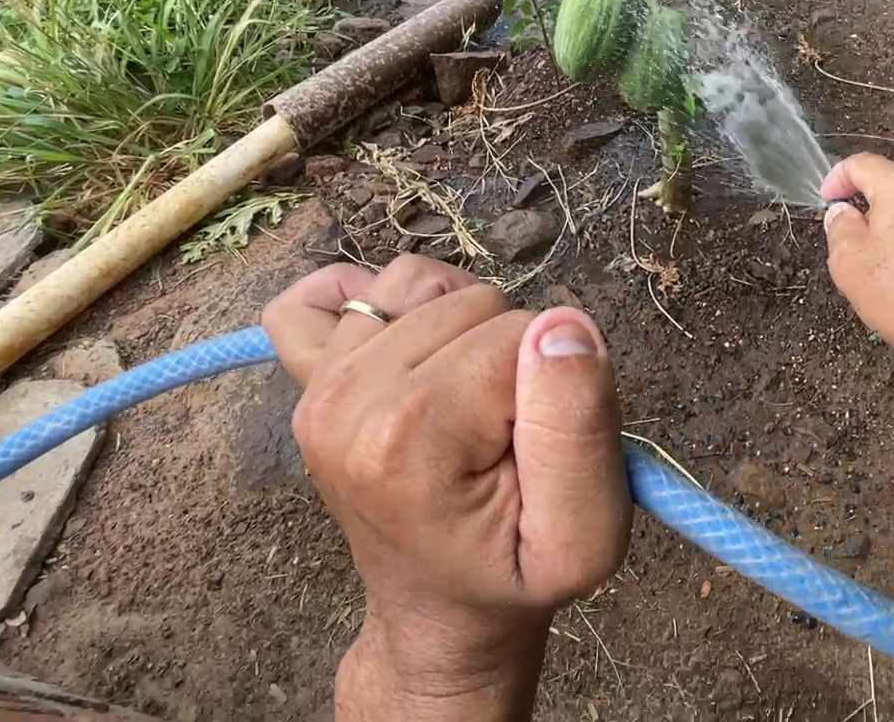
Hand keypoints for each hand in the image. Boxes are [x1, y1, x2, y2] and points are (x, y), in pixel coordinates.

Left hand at [262, 257, 630, 720]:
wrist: (443, 610)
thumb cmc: (516, 573)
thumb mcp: (585, 534)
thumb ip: (580, 429)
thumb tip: (560, 323)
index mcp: (410, 435)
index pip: (522, 333)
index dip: (555, 376)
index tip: (541, 439)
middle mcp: (348, 396)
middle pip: (475, 303)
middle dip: (515, 350)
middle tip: (513, 424)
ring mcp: (320, 382)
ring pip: (427, 283)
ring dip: (467, 324)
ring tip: (477, 391)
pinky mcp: (309, 375)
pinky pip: (330, 292)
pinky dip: (379, 301)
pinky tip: (408, 344)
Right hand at [821, 154, 893, 435]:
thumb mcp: (849, 261)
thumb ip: (839, 227)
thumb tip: (844, 213)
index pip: (861, 163)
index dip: (836, 179)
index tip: (826, 201)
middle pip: (891, 186)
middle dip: (866, 207)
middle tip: (848, 240)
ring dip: (893, 228)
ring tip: (880, 267)